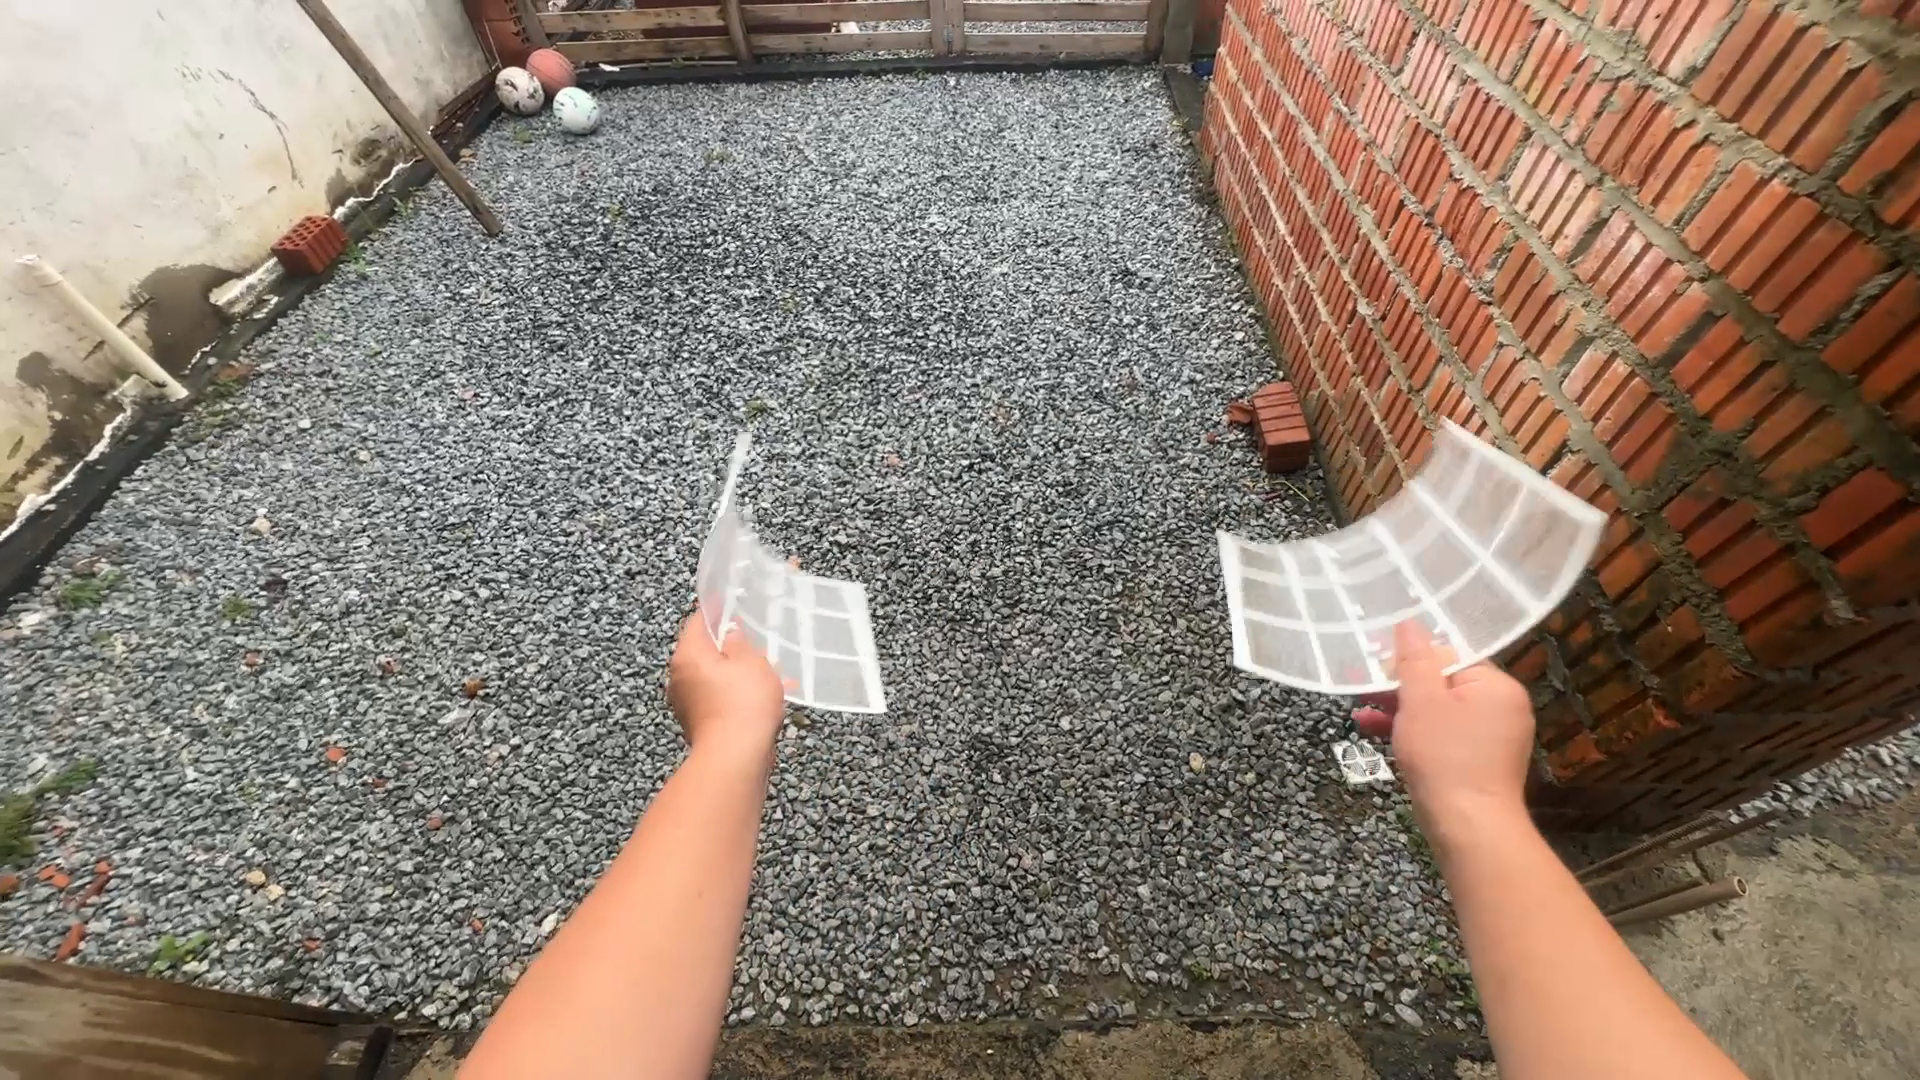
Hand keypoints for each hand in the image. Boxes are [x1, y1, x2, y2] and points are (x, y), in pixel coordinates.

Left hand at [666, 611, 785, 764]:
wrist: (736, 756)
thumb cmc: (744, 703)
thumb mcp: (751, 661)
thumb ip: (739, 641)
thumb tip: (730, 632)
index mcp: (688, 654)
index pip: (697, 620)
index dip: (716, 609)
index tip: (732, 600)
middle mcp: (680, 676)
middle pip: (703, 649)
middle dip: (727, 642)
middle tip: (754, 635)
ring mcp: (687, 702)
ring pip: (712, 674)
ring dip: (734, 669)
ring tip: (765, 666)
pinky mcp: (699, 722)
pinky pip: (717, 696)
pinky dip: (735, 691)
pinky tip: (760, 693)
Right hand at [1353, 621, 1535, 831]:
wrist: (1466, 824)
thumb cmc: (1444, 754)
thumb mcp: (1421, 700)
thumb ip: (1414, 659)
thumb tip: (1409, 623)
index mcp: (1496, 686)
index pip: (1450, 655)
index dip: (1411, 656)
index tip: (1376, 659)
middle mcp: (1499, 707)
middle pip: (1440, 680)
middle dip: (1398, 682)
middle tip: (1360, 679)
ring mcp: (1488, 735)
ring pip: (1435, 707)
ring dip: (1396, 705)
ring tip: (1359, 704)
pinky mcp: (1473, 758)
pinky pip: (1437, 730)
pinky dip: (1408, 727)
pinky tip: (1371, 726)